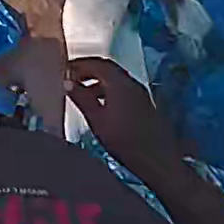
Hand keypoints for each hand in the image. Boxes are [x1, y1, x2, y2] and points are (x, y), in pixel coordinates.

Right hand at [69, 57, 182, 173]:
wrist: (157, 160)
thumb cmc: (125, 141)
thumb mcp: (97, 120)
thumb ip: (82, 98)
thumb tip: (67, 83)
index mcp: (119, 83)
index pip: (97, 63)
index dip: (80, 64)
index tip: (66, 68)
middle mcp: (131, 83)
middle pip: (107, 68)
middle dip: (89, 70)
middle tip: (72, 77)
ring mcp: (140, 92)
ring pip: (115, 78)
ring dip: (98, 80)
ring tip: (82, 91)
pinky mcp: (144, 103)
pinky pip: (122, 88)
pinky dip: (108, 89)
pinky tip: (100, 104)